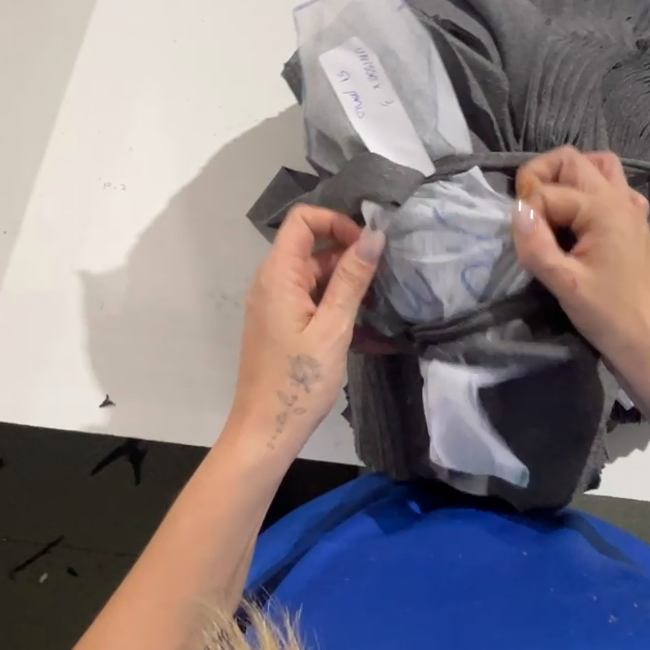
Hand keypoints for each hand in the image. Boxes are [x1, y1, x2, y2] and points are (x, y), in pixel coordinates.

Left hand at [226, 206, 384, 455]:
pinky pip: (309, 299)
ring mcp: (274, 304)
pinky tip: (362, 325)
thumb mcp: (333, 328)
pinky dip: (334, 303)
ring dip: (345, 282)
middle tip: (384, 277)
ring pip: (313, 274)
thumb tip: (374, 236)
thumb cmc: (299, 382)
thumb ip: (352, 280)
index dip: (336, 222)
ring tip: (378, 302)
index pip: (302, 220)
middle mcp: (271, 282)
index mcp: (277, 275)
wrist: (265, 429)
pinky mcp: (280, 324)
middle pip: (310, 246)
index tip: (367, 245)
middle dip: (347, 254)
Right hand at [511, 148, 649, 387]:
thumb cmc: (610, 317)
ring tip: (547, 209)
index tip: (525, 246)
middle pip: (572, 161)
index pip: (547, 192)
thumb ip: (535, 245)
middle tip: (524, 214)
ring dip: (566, 178)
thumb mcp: (565, 284)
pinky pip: (611, 189)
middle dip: (540, 177)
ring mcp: (630, 211)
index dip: (527, 214)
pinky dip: (589, 193)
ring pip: (596, 167)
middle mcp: (619, 199)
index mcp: (603, 209)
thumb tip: (516, 211)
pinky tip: (577, 221)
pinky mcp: (632, 226)